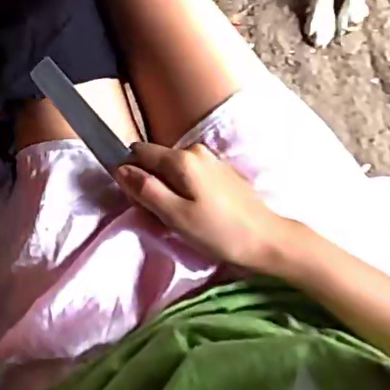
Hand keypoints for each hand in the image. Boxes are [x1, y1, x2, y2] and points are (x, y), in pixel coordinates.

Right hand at [116, 143, 296, 274]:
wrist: (269, 240)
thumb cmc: (219, 232)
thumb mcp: (175, 215)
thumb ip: (146, 189)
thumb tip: (121, 169)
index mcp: (181, 158)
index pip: (139, 152)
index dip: (130, 173)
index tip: (136, 199)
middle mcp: (196, 150)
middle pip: (156, 160)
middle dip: (150, 183)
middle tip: (159, 216)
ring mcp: (211, 159)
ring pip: (173, 169)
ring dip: (167, 189)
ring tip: (178, 218)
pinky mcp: (222, 172)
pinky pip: (189, 175)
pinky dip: (184, 191)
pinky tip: (195, 214)